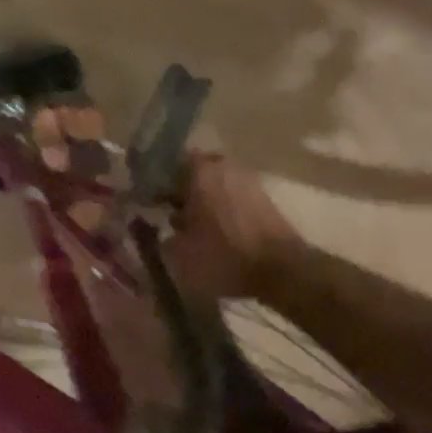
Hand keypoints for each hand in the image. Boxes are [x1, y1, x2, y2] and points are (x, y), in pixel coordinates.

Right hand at [166, 154, 302, 302]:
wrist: (283, 270)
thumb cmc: (224, 255)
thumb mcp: (179, 253)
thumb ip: (160, 233)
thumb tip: (153, 223)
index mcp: (200, 170)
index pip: (168, 162)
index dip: (155, 181)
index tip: (148, 199)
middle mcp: (224, 166)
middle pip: (193, 170)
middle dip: (181, 188)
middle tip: (170, 210)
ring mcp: (248, 180)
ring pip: (215, 182)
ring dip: (203, 198)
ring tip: (193, 225)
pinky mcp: (264, 198)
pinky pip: (233, 195)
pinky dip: (222, 208)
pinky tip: (216, 231)